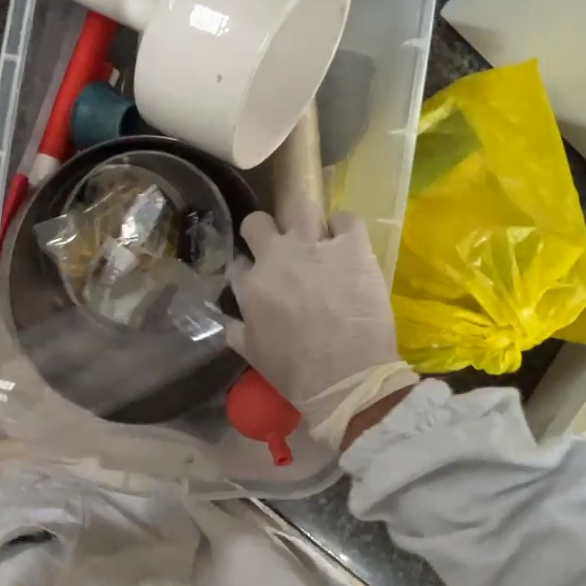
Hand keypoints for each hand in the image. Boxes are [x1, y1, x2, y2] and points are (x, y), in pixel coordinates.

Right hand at [226, 209, 418, 444]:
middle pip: (257, 222)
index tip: (257, 276)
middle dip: (263, 231)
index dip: (247, 267)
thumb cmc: (294, 371)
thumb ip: (236, 327)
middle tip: (279, 247)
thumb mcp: (250, 352)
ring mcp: (314, 247)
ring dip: (303, 221)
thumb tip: (233, 317)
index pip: (237, 262)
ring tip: (315, 236)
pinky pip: (346, 218)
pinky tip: (345, 241)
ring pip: (299, 208)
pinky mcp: (352, 247)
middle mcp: (276, 257)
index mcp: (250, 285)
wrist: (346, 377)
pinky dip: (343, 226)